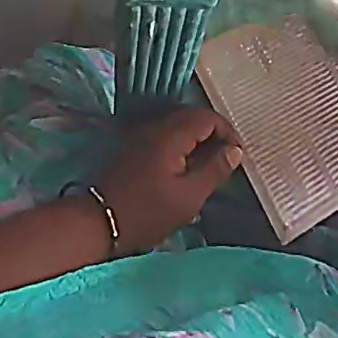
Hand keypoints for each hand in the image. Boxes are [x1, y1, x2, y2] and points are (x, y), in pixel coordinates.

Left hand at [96, 107, 242, 253]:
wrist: (99, 221)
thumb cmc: (148, 212)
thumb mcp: (189, 196)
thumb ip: (214, 169)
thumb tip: (234, 150)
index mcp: (170, 135)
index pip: (206, 116)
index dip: (227, 131)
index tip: (238, 153)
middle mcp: (155, 126)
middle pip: (191, 116)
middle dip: (213, 133)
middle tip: (227, 158)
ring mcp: (141, 134)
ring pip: (177, 125)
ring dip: (197, 138)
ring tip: (210, 164)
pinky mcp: (134, 146)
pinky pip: (164, 134)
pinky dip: (181, 144)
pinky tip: (186, 166)